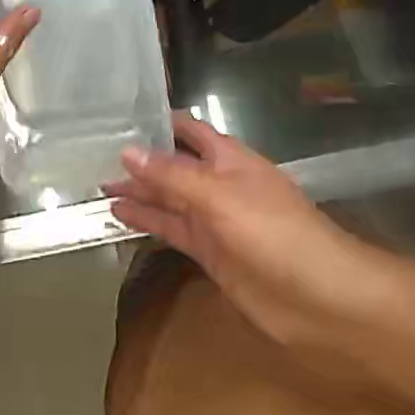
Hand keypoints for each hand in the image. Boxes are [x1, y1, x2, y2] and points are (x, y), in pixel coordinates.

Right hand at [105, 113, 378, 357]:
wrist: (320, 298)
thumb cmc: (274, 232)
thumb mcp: (219, 196)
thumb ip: (173, 176)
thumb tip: (128, 151)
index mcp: (229, 158)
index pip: (189, 130)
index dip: (158, 122)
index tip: (118, 116)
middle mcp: (219, 183)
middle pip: (174, 165)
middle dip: (141, 160)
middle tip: (94, 154)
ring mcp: (215, 219)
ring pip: (170, 198)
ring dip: (139, 191)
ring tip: (99, 185)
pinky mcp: (211, 253)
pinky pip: (173, 230)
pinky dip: (148, 220)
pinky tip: (119, 214)